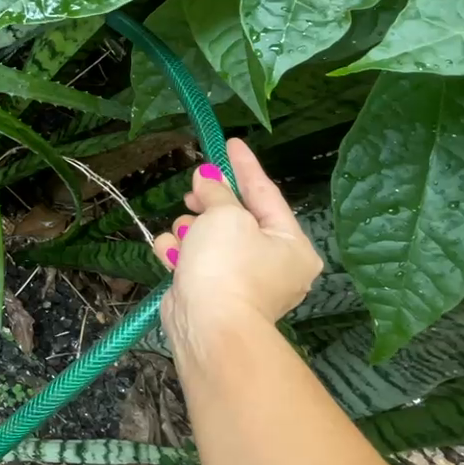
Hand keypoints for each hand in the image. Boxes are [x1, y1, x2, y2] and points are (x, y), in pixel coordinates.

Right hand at [153, 138, 323, 356]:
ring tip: (184, 241)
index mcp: (290, 244)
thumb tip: (209, 178)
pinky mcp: (210, 286)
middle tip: (192, 194)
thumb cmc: (228, 265)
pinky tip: (172, 258)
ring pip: (205, 233)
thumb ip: (217, 192)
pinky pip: (190, 254)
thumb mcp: (225, 216)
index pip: (265, 193)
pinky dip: (178, 251)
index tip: (230, 142)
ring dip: (187, 231)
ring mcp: (240, 276)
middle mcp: (271, 260)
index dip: (244, 166)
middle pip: (232, 214)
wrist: (210, 322)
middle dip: (207, 205)